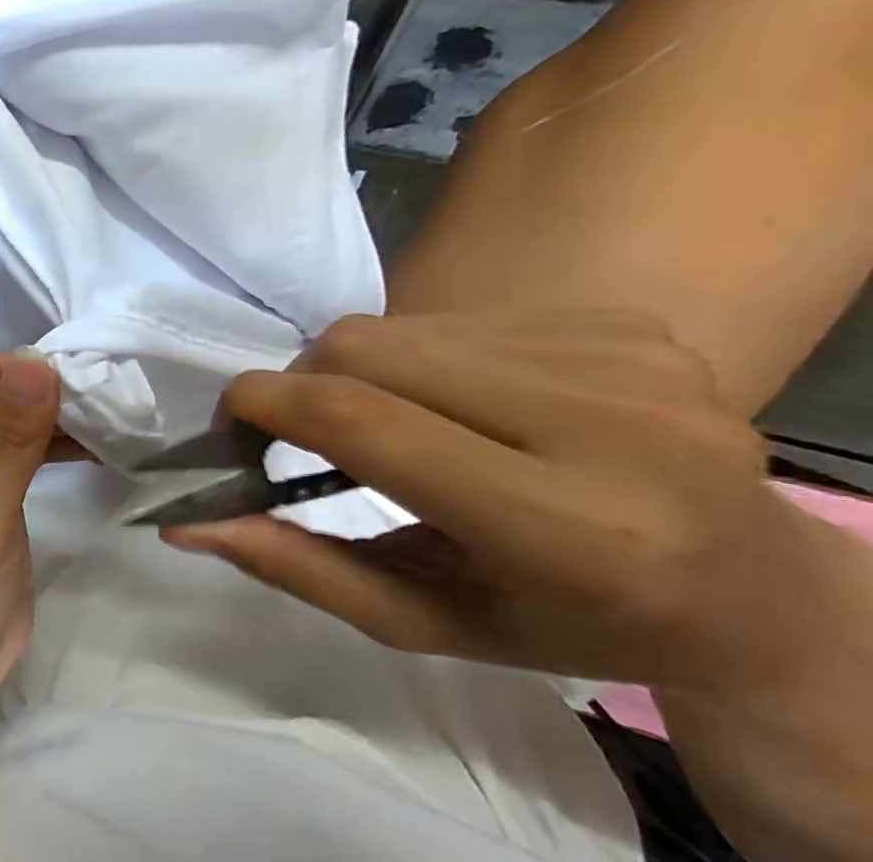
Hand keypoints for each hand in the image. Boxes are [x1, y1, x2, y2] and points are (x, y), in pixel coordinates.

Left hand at [0, 348, 62, 744]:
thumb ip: (11, 443)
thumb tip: (37, 365)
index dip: (0, 368)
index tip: (58, 382)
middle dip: (36, 396)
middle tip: (100, 398)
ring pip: (9, 423)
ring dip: (52, 420)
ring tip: (108, 419)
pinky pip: (22, 453)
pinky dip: (54, 447)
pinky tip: (96, 446)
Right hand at [162, 311, 862, 698]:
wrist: (758, 592)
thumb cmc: (566, 625)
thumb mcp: (424, 623)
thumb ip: (300, 568)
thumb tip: (186, 525)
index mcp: (571, 530)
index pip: (367, 424)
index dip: (269, 403)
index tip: (229, 420)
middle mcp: (617, 429)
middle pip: (369, 351)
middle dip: (301, 380)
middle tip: (298, 429)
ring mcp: (634, 363)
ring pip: (400, 329)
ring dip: (359, 371)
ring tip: (391, 423)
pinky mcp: (632, 327)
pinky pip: (456, 319)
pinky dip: (421, 359)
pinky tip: (462, 403)